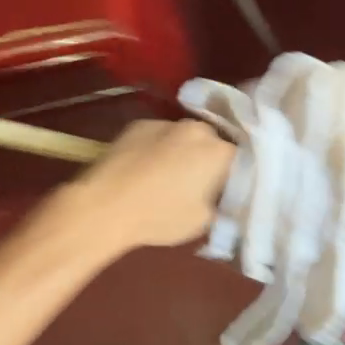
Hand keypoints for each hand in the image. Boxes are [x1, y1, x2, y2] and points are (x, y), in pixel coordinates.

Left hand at [44, 119, 236, 253]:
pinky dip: (157, 148)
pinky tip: (144, 168)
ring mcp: (165, 123)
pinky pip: (158, 136)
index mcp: (220, 152)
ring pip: (184, 137)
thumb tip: (222, 199)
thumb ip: (220, 205)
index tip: (227, 190)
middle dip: (209, 160)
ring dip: (183, 152)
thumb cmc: (159, 216)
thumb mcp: (203, 222)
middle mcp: (198, 129)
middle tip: (199, 183)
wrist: (103, 207)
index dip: (235, 175)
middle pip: (212, 142)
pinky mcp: (138, 124)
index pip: (241, 158)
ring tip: (168, 176)